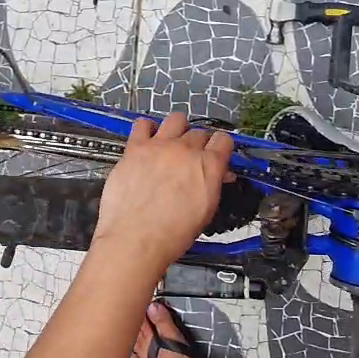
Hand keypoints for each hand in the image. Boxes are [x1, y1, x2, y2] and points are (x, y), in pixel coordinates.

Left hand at [91, 113, 232, 271]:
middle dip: (198, 144)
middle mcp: (186, 149)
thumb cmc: (173, 234)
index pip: (223, 140)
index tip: (215, 154)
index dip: (220, 147)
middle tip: (190, 159)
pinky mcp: (135, 147)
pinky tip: (146, 140)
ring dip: (178, 129)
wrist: (136, 238)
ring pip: (176, 119)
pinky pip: (143, 124)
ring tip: (171, 142)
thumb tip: (219, 174)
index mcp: (209, 165)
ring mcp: (159, 145)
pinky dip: (147, 129)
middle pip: (199, 132)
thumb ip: (213, 185)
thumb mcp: (205, 211)